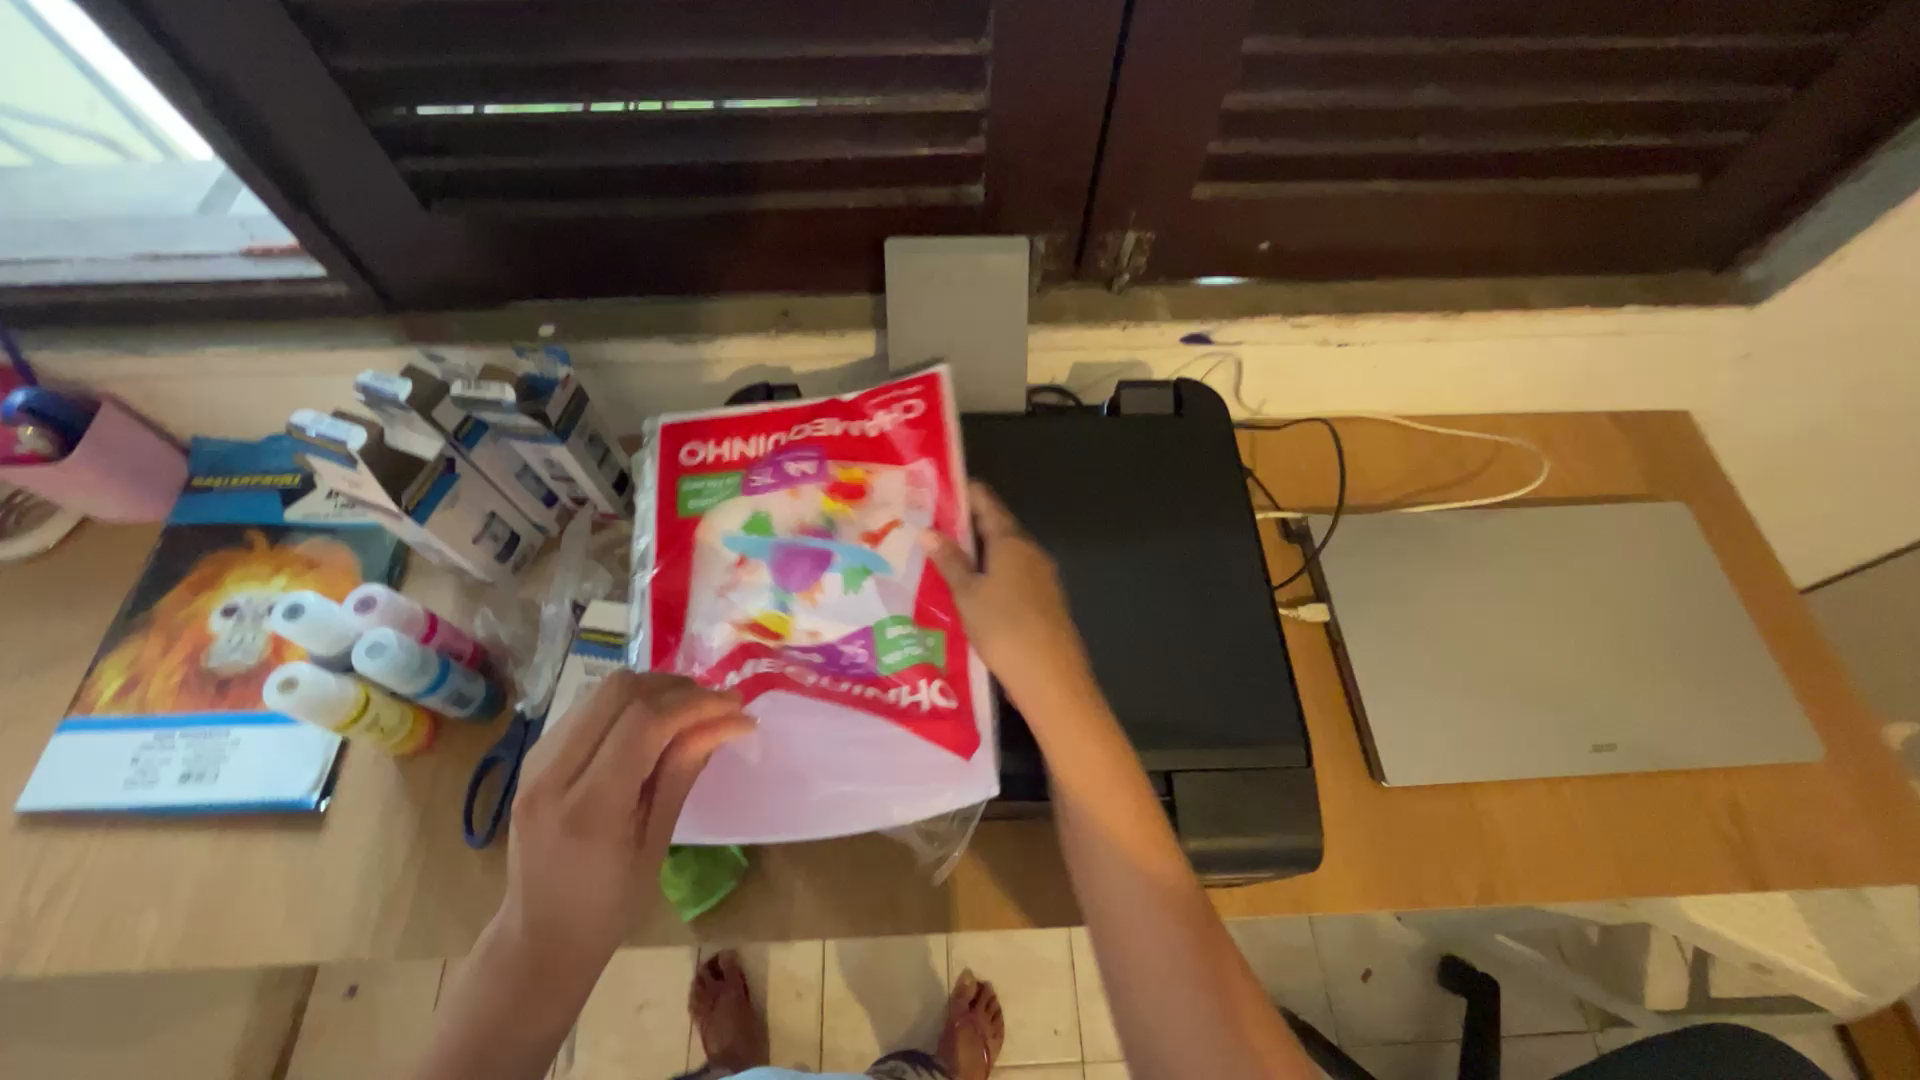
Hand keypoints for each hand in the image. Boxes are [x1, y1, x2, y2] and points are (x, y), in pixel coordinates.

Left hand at [494, 671, 752, 977]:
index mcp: (587, 807)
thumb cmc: (609, 905)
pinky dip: (630, 704)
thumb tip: (727, 721)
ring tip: (693, 709)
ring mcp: (535, 762)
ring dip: (654, 690)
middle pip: (619, 692)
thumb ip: (683, 772)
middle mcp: (551, 774)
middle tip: (717, 704)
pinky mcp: (534, 758)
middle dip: (677, 688)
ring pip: (602, 692)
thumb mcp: (656, 843)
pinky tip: (657, 723)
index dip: (696, 704)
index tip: (736, 707)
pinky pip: (588, 709)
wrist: (539, 937)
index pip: (643, 723)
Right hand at [924, 482, 1098, 714]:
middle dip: (967, 527)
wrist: (1049, 675)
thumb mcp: (967, 594)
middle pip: (997, 529)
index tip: (939, 491)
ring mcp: (1042, 577)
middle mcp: (1031, 552)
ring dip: (978, 554)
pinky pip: (1013, 577)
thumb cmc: (1003, 627)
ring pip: (1005, 555)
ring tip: (944, 559)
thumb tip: (928, 531)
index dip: (965, 494)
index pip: (987, 504)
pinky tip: (971, 590)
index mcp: (1012, 541)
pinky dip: (991, 575)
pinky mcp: (1044, 601)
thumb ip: (949, 561)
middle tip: (931, 528)